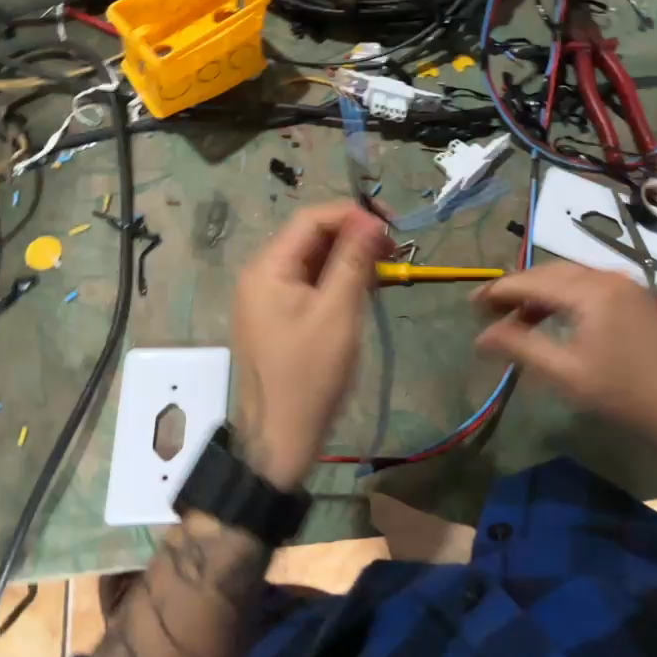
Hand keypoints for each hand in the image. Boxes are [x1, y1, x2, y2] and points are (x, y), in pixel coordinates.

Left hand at [230, 201, 392, 488]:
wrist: (279, 441)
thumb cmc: (309, 376)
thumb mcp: (338, 313)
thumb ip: (354, 260)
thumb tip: (372, 220)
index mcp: (267, 269)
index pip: (311, 220)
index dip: (352, 215)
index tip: (391, 227)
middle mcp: (262, 275)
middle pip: (311, 237)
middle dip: (353, 236)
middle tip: (394, 249)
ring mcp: (268, 298)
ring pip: (313, 261)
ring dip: (349, 258)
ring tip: (386, 269)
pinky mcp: (278, 317)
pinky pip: (310, 284)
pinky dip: (338, 281)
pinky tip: (366, 289)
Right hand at [473, 262, 656, 447]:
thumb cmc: (624, 395)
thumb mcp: (565, 374)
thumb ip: (520, 348)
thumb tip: (481, 337)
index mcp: (590, 290)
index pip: (532, 281)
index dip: (498, 291)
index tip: (470, 306)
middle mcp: (607, 276)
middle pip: (549, 273)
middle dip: (516, 290)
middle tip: (487, 312)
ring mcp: (624, 284)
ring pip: (568, 278)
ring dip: (539, 294)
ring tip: (514, 319)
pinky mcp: (634, 297)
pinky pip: (587, 287)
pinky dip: (562, 298)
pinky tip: (549, 320)